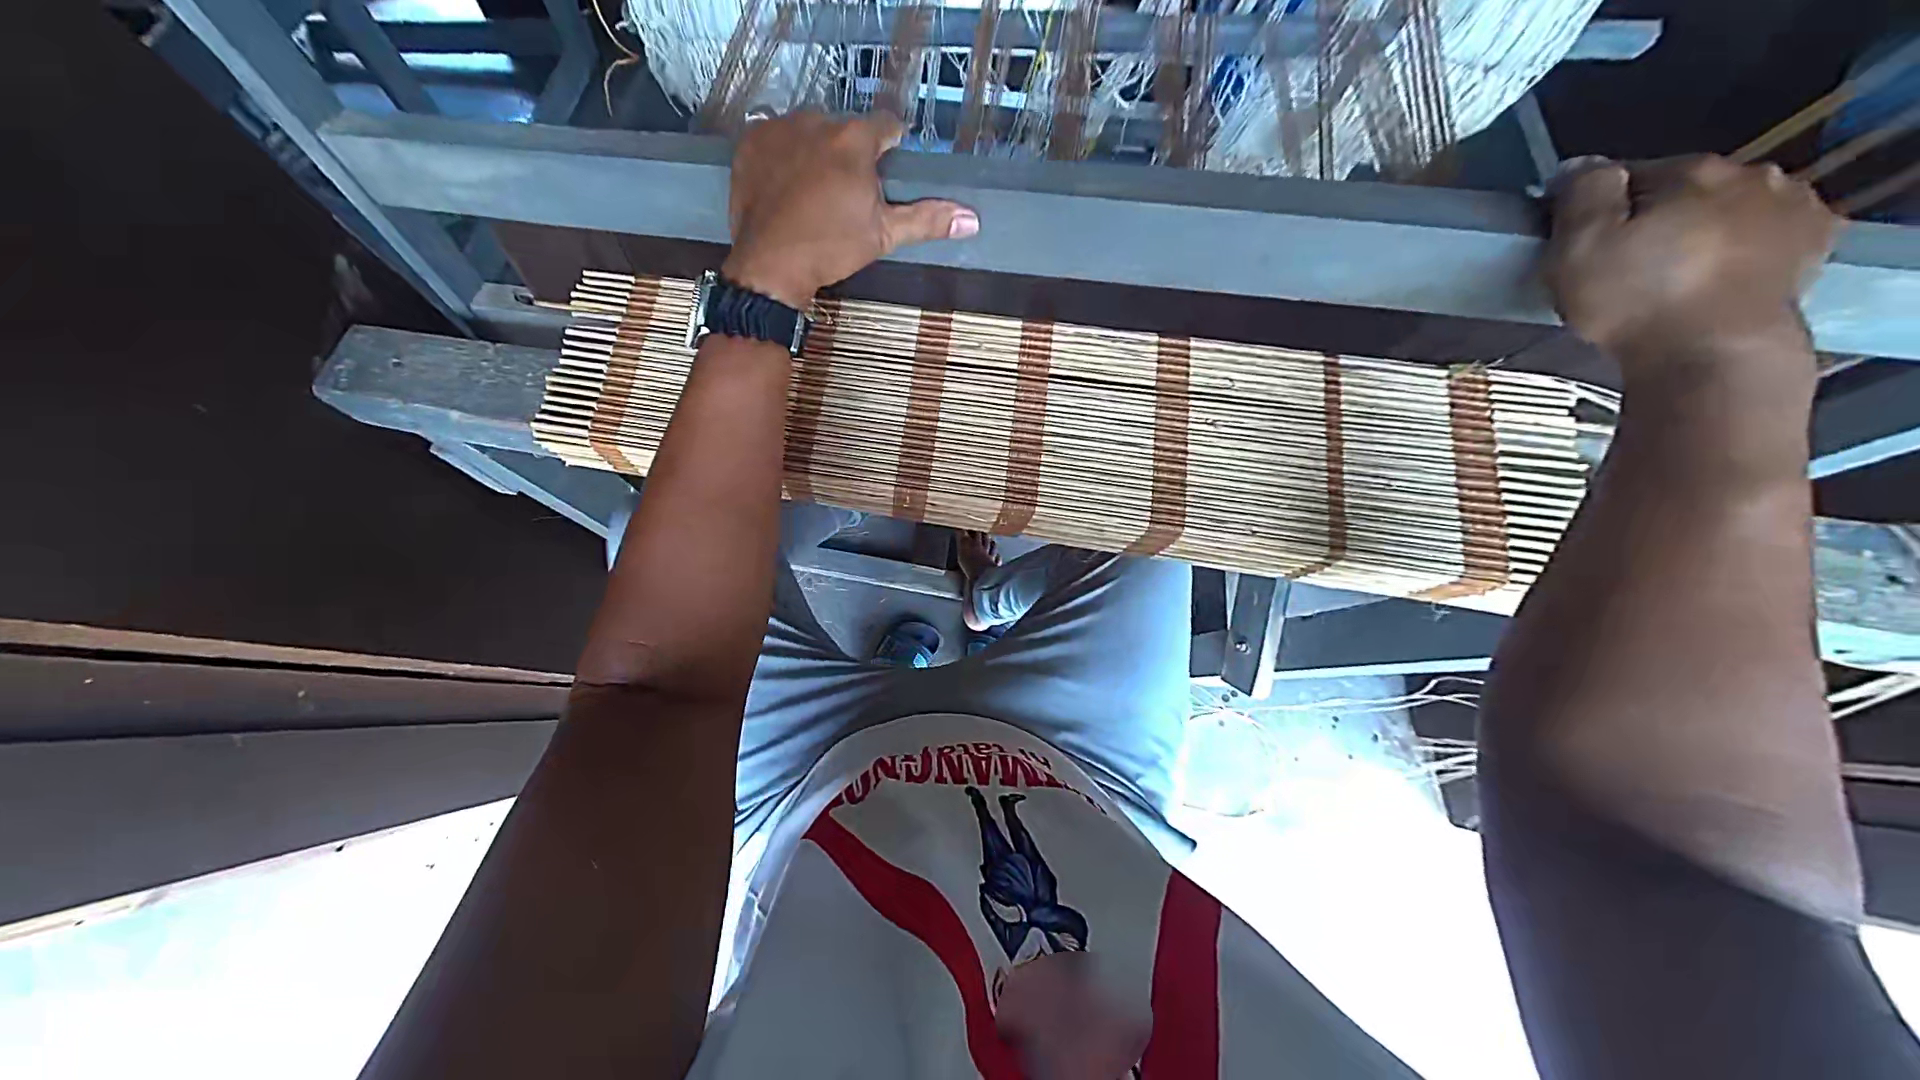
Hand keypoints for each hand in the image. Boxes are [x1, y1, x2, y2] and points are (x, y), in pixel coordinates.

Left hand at [722, 111, 979, 309]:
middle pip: (845, 130)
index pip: (885, 127)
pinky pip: (776, 139)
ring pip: (810, 132)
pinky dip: (783, 156)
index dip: (890, 148)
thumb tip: (970, 219)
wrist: (772, 264)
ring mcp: (780, 129)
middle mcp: (817, 122)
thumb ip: (926, 219)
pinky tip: (787, 187)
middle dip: (849, 155)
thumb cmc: (831, 248)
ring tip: (814, 194)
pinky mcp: (752, 141)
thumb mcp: (884, 234)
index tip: (886, 169)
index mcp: (854, 140)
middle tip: (846, 195)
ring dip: (816, 152)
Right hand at [1544, 155, 1838, 374]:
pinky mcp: (1810, 245)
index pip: (1628, 174)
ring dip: (1697, 232)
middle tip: (1619, 266)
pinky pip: (1762, 235)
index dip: (1596, 209)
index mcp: (1691, 172)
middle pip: (1681, 191)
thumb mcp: (1579, 249)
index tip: (1578, 244)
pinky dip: (1737, 249)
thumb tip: (1581, 166)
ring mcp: (1790, 208)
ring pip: (1724, 211)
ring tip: (1666, 277)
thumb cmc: (1636, 302)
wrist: (1714, 354)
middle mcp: (1750, 176)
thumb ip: (1581, 197)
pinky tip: (1711, 278)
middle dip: (1652, 219)